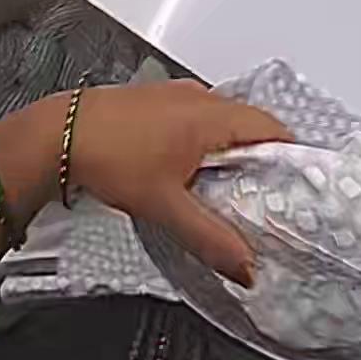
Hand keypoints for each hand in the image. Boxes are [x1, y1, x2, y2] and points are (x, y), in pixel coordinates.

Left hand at [70, 80, 293, 285]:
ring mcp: (175, 92)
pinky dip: (208, 135)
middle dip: (261, 153)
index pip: (267, 125)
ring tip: (231, 182)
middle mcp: (197, 96)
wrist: (64, 132)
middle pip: (247, 120)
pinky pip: (198, 112)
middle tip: (266, 190)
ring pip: (221, 116)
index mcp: (208, 115)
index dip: (288, 150)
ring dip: (231, 144)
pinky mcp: (158, 98)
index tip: (296, 180)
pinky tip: (194, 163)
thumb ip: (211, 238)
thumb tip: (246, 267)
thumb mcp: (165, 206)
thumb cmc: (113, 158)